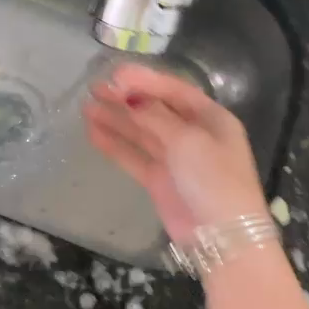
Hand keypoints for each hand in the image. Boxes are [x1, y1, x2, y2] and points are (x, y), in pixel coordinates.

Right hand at [83, 63, 267, 239]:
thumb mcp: (188, 140)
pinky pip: (133, 156)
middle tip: (96, 87)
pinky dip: (114, 145)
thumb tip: (130, 97)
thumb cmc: (213, 179)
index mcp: (211, 119)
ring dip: (116, 120)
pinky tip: (94, 133)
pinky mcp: (159, 180)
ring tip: (87, 107)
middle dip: (126, 98)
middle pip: (156, 110)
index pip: (175, 91)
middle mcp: (194, 135)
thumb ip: (155, 116)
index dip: (146, 80)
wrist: (221, 235)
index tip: (116, 73)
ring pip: (141, 133)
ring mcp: (176, 159)